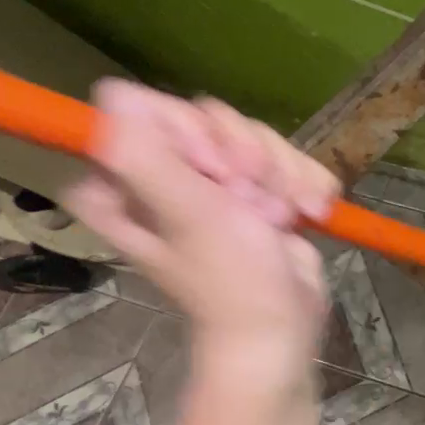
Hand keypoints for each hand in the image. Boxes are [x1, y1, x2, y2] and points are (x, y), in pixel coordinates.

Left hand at [66, 81, 338, 363]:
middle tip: (253, 202)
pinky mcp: (265, 195)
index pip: (151, 109)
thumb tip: (115, 94)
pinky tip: (309, 214)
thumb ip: (147, 155)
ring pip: (258, 139)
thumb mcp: (188, 215)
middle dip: (249, 159)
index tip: (216, 173)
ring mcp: (220, 184)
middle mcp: (170, 172)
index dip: (194, 134)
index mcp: (127, 176)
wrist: (281, 330)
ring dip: (284, 177)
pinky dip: (307, 185)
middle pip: (213, 119)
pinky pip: (290, 162)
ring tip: (282, 218)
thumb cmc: (229, 282)